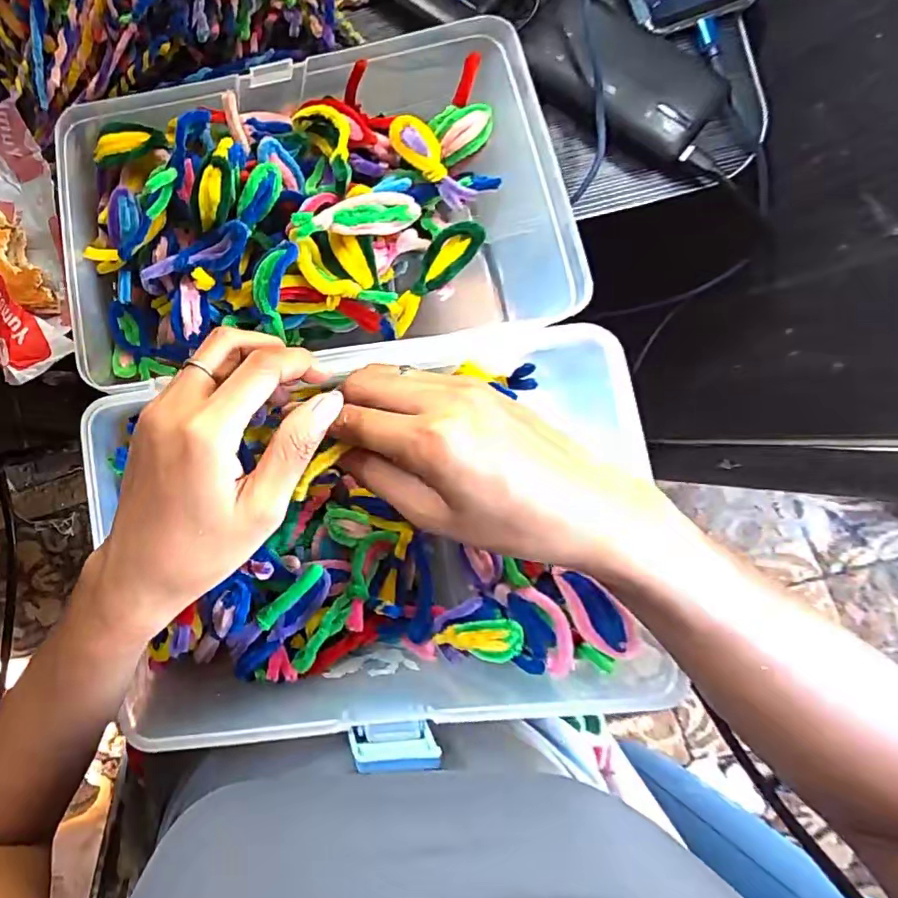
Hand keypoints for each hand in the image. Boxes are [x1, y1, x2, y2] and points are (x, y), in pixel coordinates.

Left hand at [85, 328, 342, 638]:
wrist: (137, 571)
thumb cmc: (203, 552)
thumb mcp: (261, 508)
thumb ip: (294, 447)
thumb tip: (327, 402)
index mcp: (205, 431)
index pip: (259, 366)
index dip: (298, 361)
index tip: (323, 377)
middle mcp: (174, 407)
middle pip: (225, 343)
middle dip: (269, 348)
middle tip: (298, 377)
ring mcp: (154, 410)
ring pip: (204, 357)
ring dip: (243, 362)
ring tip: (275, 396)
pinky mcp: (148, 418)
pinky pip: (188, 379)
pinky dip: (220, 379)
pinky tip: (242, 411)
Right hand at [329, 365, 690, 579]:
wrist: (593, 506)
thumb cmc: (513, 526)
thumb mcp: (435, 518)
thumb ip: (378, 480)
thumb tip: (339, 454)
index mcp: (430, 440)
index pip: (350, 418)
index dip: (319, 426)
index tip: (304, 437)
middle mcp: (442, 399)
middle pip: (363, 380)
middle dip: (338, 402)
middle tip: (332, 432)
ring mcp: (462, 383)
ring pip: (388, 371)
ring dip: (366, 393)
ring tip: (366, 427)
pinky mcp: (478, 381)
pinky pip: (418, 375)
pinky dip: (396, 391)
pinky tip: (404, 421)